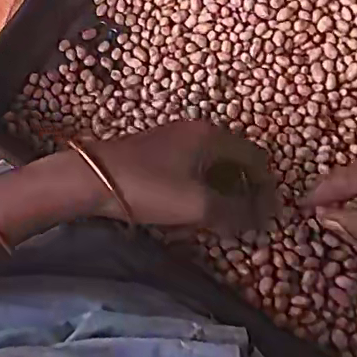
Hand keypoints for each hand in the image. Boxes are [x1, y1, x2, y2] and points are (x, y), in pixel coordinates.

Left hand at [81, 121, 276, 230]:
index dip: (266, 189)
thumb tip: (259, 219)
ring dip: (213, 198)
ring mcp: (170, 140)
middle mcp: (194, 131)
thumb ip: (236, 212)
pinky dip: (191, 194)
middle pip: (232, 164)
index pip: (256, 158)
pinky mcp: (151, 153)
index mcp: (211, 135)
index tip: (265, 218)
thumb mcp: (199, 205)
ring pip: (207, 171)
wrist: (89, 179)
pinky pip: (185, 173)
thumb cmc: (148, 188)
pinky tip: (179, 218)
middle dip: (238, 196)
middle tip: (235, 224)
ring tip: (205, 225)